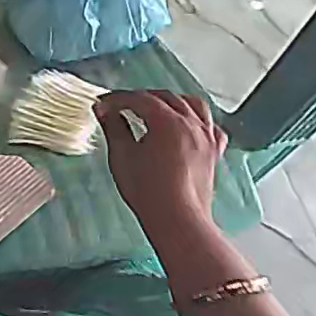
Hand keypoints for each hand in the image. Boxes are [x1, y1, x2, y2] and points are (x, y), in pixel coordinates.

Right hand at [96, 90, 225, 236]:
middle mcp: (191, 124)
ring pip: (192, 104)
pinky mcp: (213, 152)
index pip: (139, 99)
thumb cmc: (148, 189)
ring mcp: (206, 137)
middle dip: (140, 97)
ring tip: (155, 108)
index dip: (117, 100)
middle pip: (165, 97)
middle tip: (120, 106)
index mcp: (167, 121)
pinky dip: (197, 119)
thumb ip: (114, 128)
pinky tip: (187, 124)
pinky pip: (210, 126)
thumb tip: (105, 112)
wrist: (177, 218)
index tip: (102, 105)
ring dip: (171, 101)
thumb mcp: (122, 155)